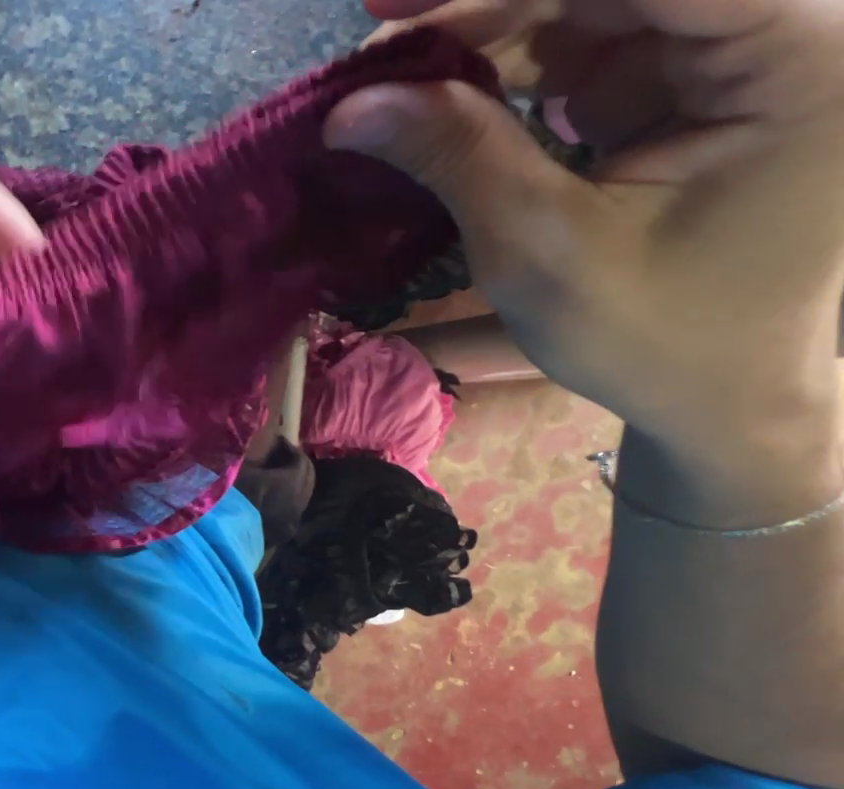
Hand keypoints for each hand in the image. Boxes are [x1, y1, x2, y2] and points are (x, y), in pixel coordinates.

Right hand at [327, 0, 843, 519]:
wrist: (720, 392)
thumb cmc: (652, 335)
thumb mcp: (543, 248)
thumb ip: (457, 156)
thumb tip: (348, 107)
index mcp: (801, 53)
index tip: (386, 3)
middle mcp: (785, 30)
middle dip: (485, 7)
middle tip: (373, 49)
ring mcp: (732, 54)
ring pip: (590, 7)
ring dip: (482, 37)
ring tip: (386, 79)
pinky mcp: (684, 84)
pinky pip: (585, 48)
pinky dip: (502, 70)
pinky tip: (434, 96)